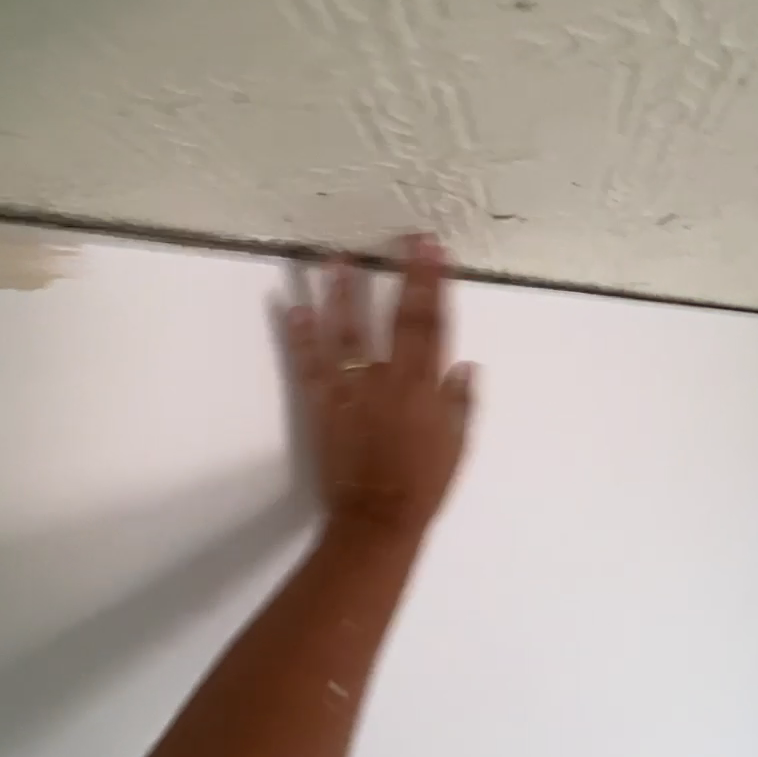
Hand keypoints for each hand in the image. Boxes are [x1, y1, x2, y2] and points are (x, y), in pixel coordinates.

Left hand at [285, 234, 475, 538]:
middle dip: (405, 274)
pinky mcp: (322, 406)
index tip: (435, 250)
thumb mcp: (457, 446)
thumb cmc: (424, 486)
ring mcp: (353, 391)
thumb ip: (461, 403)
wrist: (377, 520)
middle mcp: (390, 380)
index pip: (434, 325)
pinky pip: (310, 367)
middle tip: (405, 236)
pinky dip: (300, 337)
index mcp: (426, 388)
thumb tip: (465, 363)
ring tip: (335, 258)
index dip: (436, 285)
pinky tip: (292, 308)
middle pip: (399, 318)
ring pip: (347, 334)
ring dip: (342, 294)